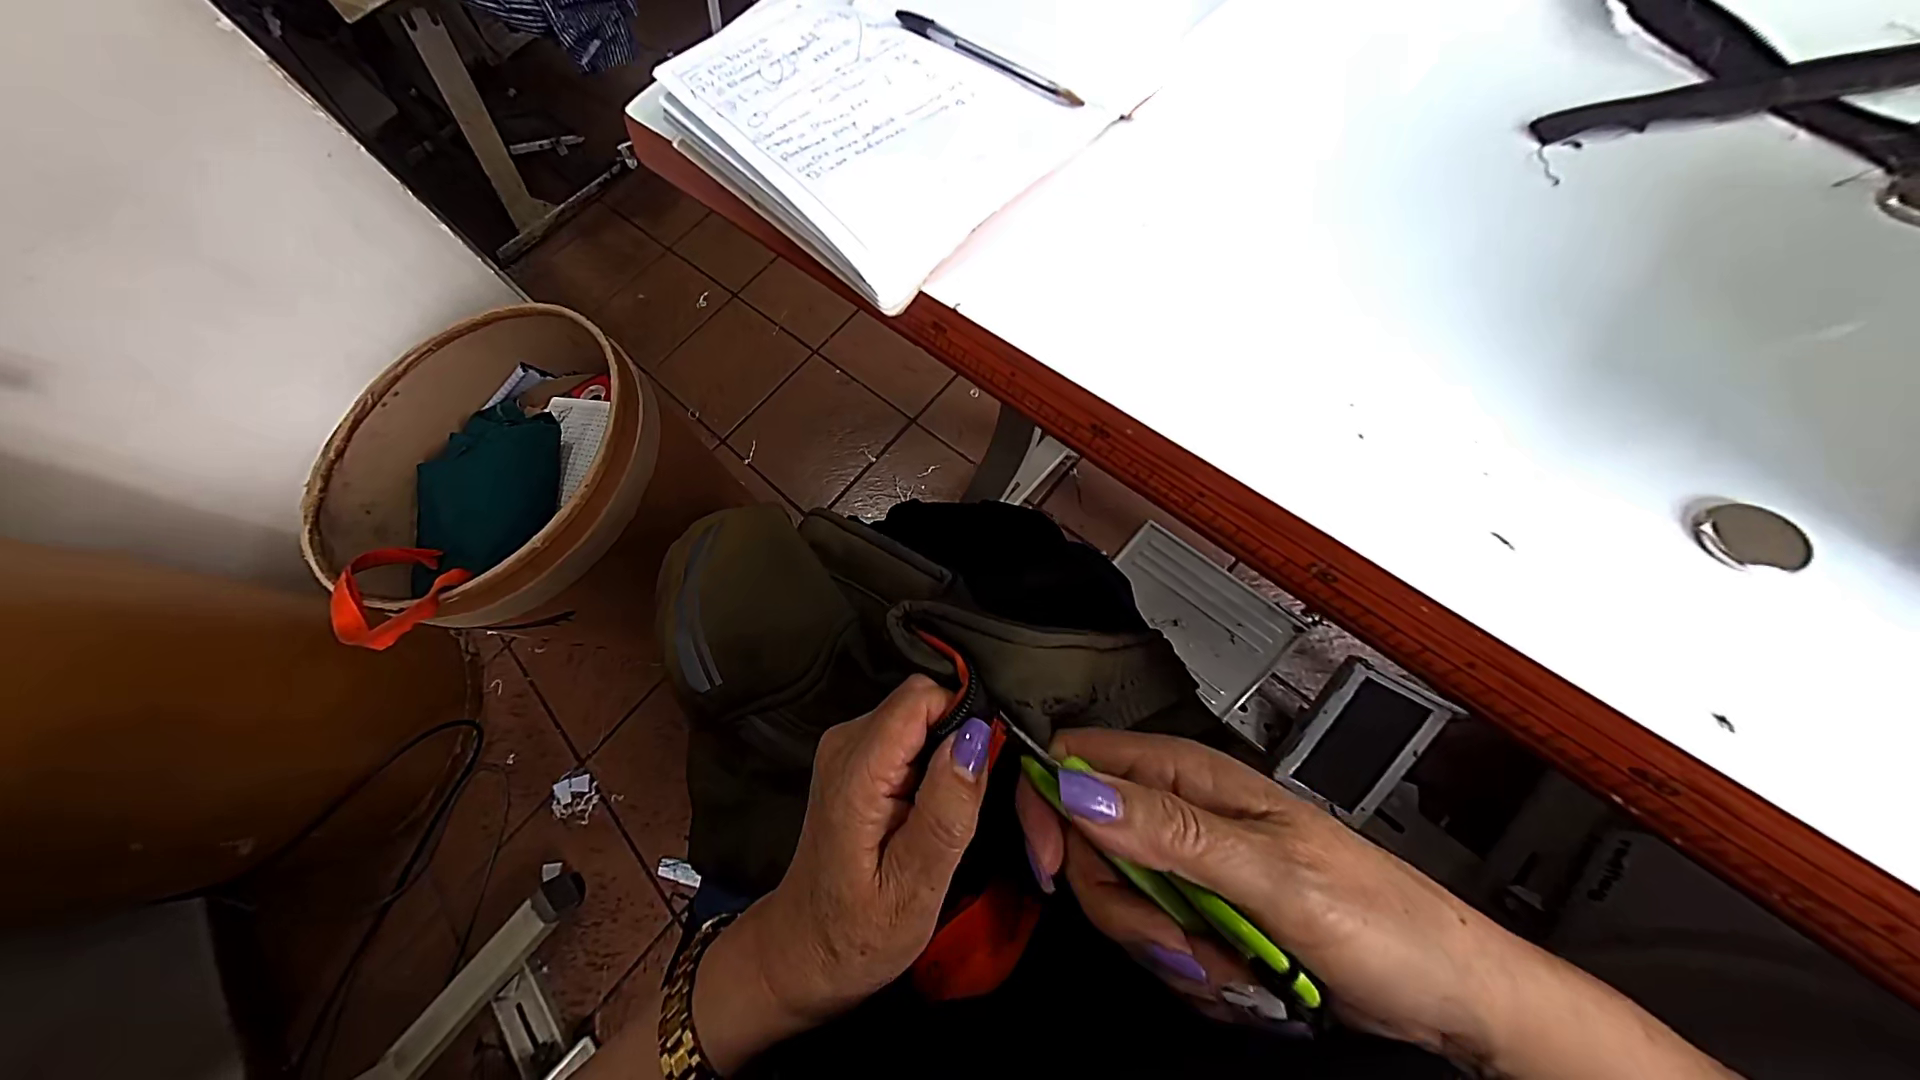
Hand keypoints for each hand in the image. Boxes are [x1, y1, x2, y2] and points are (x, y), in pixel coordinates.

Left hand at [692, 676, 992, 1072]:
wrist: (803, 948)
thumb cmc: (857, 933)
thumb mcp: (915, 887)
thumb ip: (946, 810)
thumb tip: (977, 737)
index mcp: (857, 769)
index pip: (921, 697)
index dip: (961, 722)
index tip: (976, 773)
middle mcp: (846, 741)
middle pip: (921, 702)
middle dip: (955, 741)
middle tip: (957, 807)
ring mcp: (847, 745)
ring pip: (919, 715)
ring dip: (944, 754)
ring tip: (939, 814)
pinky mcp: (855, 755)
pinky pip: (909, 733)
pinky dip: (929, 762)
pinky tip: (923, 808)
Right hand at [1018, 729, 1734, 1078]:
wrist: (1444, 993)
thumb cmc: (1385, 919)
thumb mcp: (1272, 873)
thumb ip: (1171, 828)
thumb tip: (1081, 790)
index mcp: (1189, 774)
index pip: (1077, 760)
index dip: (1050, 805)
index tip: (1053, 866)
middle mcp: (1179, 810)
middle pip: (1086, 841)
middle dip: (1124, 905)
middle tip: (1183, 934)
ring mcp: (1186, 862)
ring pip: (1116, 897)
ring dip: (1163, 946)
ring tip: (1233, 959)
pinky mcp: (1196, 907)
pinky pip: (1149, 939)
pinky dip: (1185, 969)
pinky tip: (1238, 973)